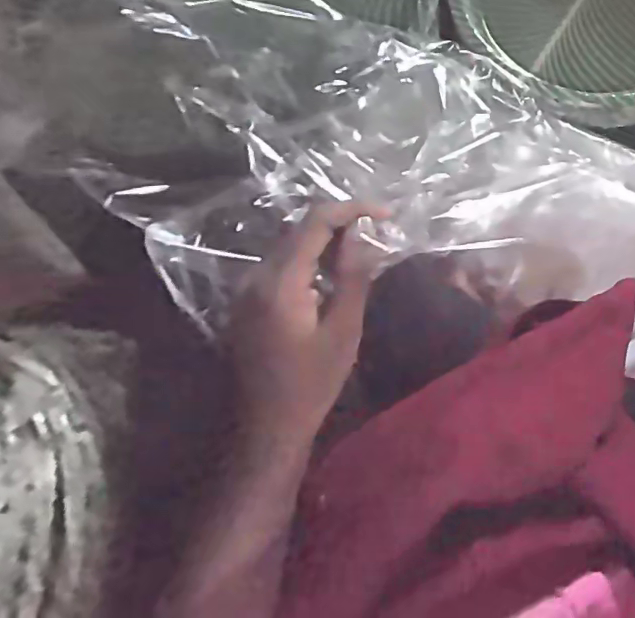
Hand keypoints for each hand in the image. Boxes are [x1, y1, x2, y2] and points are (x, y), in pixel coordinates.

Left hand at [230, 201, 390, 449]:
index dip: (353, 209)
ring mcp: (246, 290)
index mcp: (279, 283)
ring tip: (367, 246)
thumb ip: (354, 274)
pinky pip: (284, 261)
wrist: (268, 426)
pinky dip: (314, 255)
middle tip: (382, 230)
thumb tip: (364, 232)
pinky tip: (338, 268)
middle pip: (301, 228)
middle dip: (344, 220)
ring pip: (292, 242)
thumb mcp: (345, 326)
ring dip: (330, 237)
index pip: (315, 222)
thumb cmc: (313, 380)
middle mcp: (255, 278)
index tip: (388, 214)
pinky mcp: (248, 300)